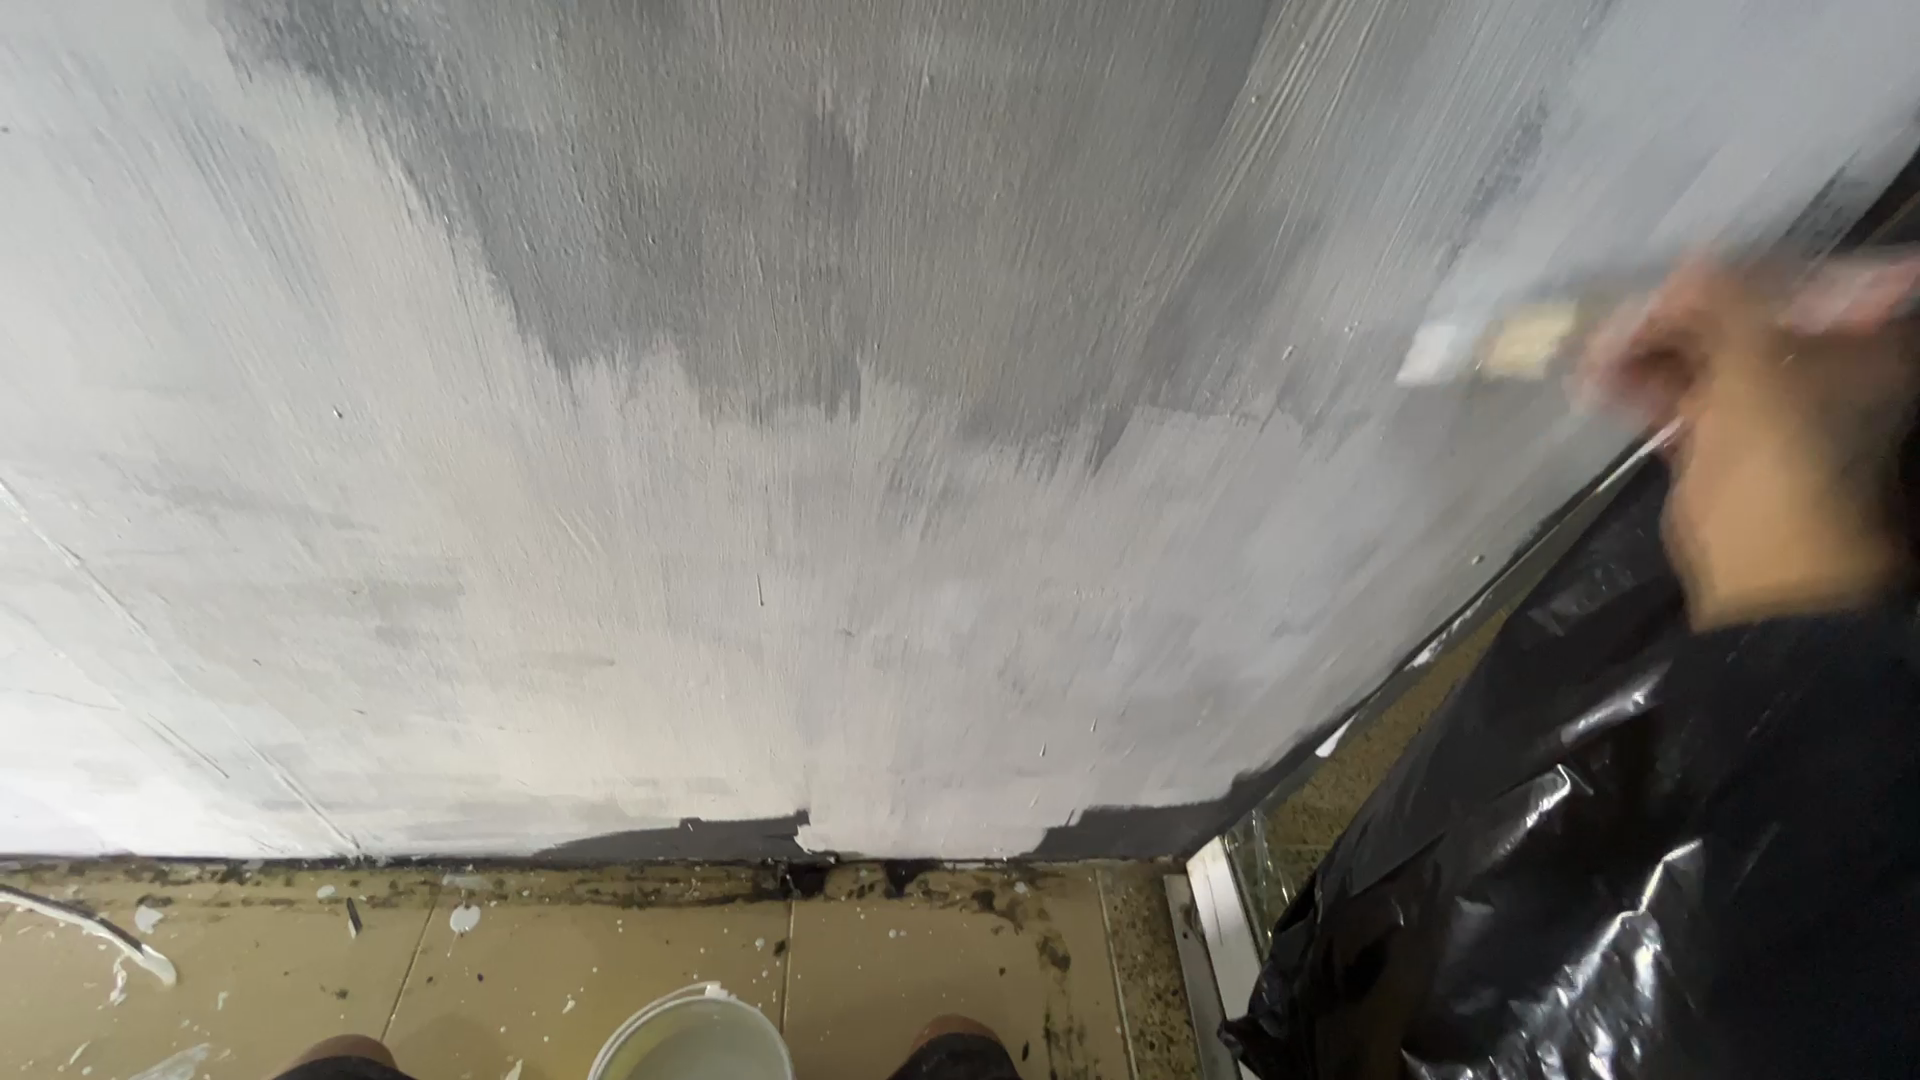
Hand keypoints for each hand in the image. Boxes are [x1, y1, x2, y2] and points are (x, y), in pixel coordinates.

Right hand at [1577, 257, 1919, 628]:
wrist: (1759, 557)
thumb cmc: (1777, 461)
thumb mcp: (1755, 372)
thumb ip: (1725, 310)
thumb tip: (1689, 261)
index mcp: (1851, 342)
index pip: (1787, 285)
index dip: (1727, 279)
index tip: (1668, 283)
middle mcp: (1811, 363)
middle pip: (1733, 321)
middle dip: (1669, 320)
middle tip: (1614, 323)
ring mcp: (1762, 401)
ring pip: (1695, 358)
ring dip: (1642, 353)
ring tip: (1590, 356)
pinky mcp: (1716, 433)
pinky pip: (1674, 395)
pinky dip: (1635, 386)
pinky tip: (1595, 381)